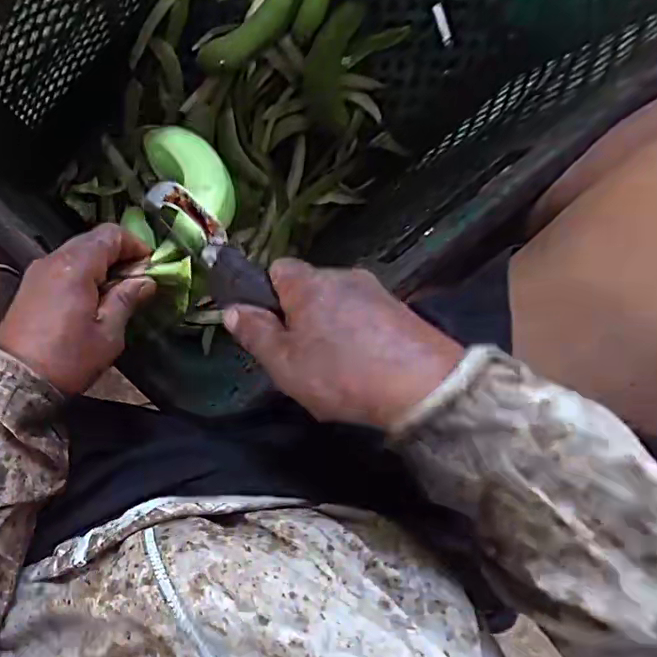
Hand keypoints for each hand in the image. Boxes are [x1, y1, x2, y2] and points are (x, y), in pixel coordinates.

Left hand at [0, 224, 156, 394]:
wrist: (15, 380)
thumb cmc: (67, 359)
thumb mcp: (107, 334)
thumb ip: (127, 299)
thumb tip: (145, 280)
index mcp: (75, 265)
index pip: (111, 234)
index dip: (136, 245)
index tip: (150, 267)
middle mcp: (52, 259)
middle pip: (92, 240)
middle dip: (118, 255)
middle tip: (135, 281)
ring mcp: (36, 272)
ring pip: (75, 254)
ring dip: (98, 266)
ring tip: (114, 294)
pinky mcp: (27, 288)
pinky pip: (60, 269)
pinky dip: (80, 275)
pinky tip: (89, 300)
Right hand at [225, 259, 465, 428]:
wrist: (425, 388)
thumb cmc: (340, 374)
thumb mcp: (283, 362)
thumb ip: (255, 333)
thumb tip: (232, 309)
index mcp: (308, 283)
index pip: (276, 268)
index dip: (265, 295)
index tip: (267, 328)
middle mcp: (343, 275)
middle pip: (308, 288)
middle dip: (298, 314)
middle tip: (296, 355)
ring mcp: (377, 291)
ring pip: (337, 303)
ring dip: (328, 326)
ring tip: (332, 365)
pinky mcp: (402, 311)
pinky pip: (363, 316)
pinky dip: (356, 335)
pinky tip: (360, 365)